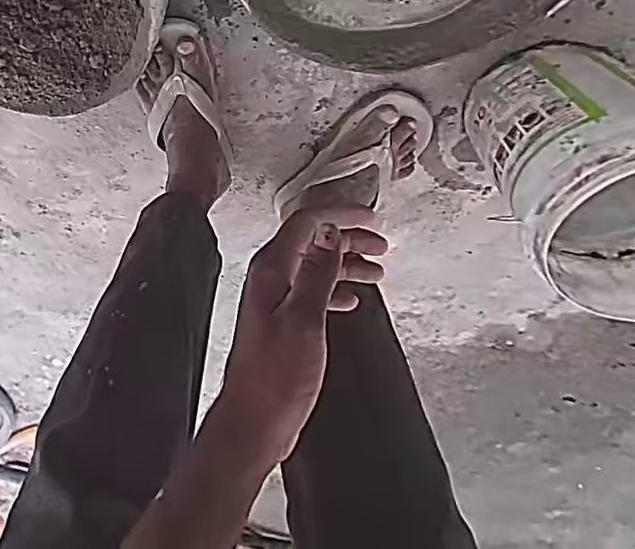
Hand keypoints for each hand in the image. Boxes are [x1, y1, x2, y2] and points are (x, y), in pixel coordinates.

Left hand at [210, 204, 387, 466]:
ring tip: (376, 267)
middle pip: (312, 239)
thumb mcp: (305, 319)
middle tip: (379, 242)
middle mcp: (270, 275)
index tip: (370, 218)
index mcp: (272, 268)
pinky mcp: (282, 317)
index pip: (307, 221)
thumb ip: (318, 272)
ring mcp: (275, 296)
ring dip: (345, 261)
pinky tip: (352, 297)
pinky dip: (335, 286)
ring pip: (315, 263)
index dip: (340, 214)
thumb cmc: (275, 377)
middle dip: (348, 236)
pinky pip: (312, 288)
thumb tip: (331, 232)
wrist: (255, 419)